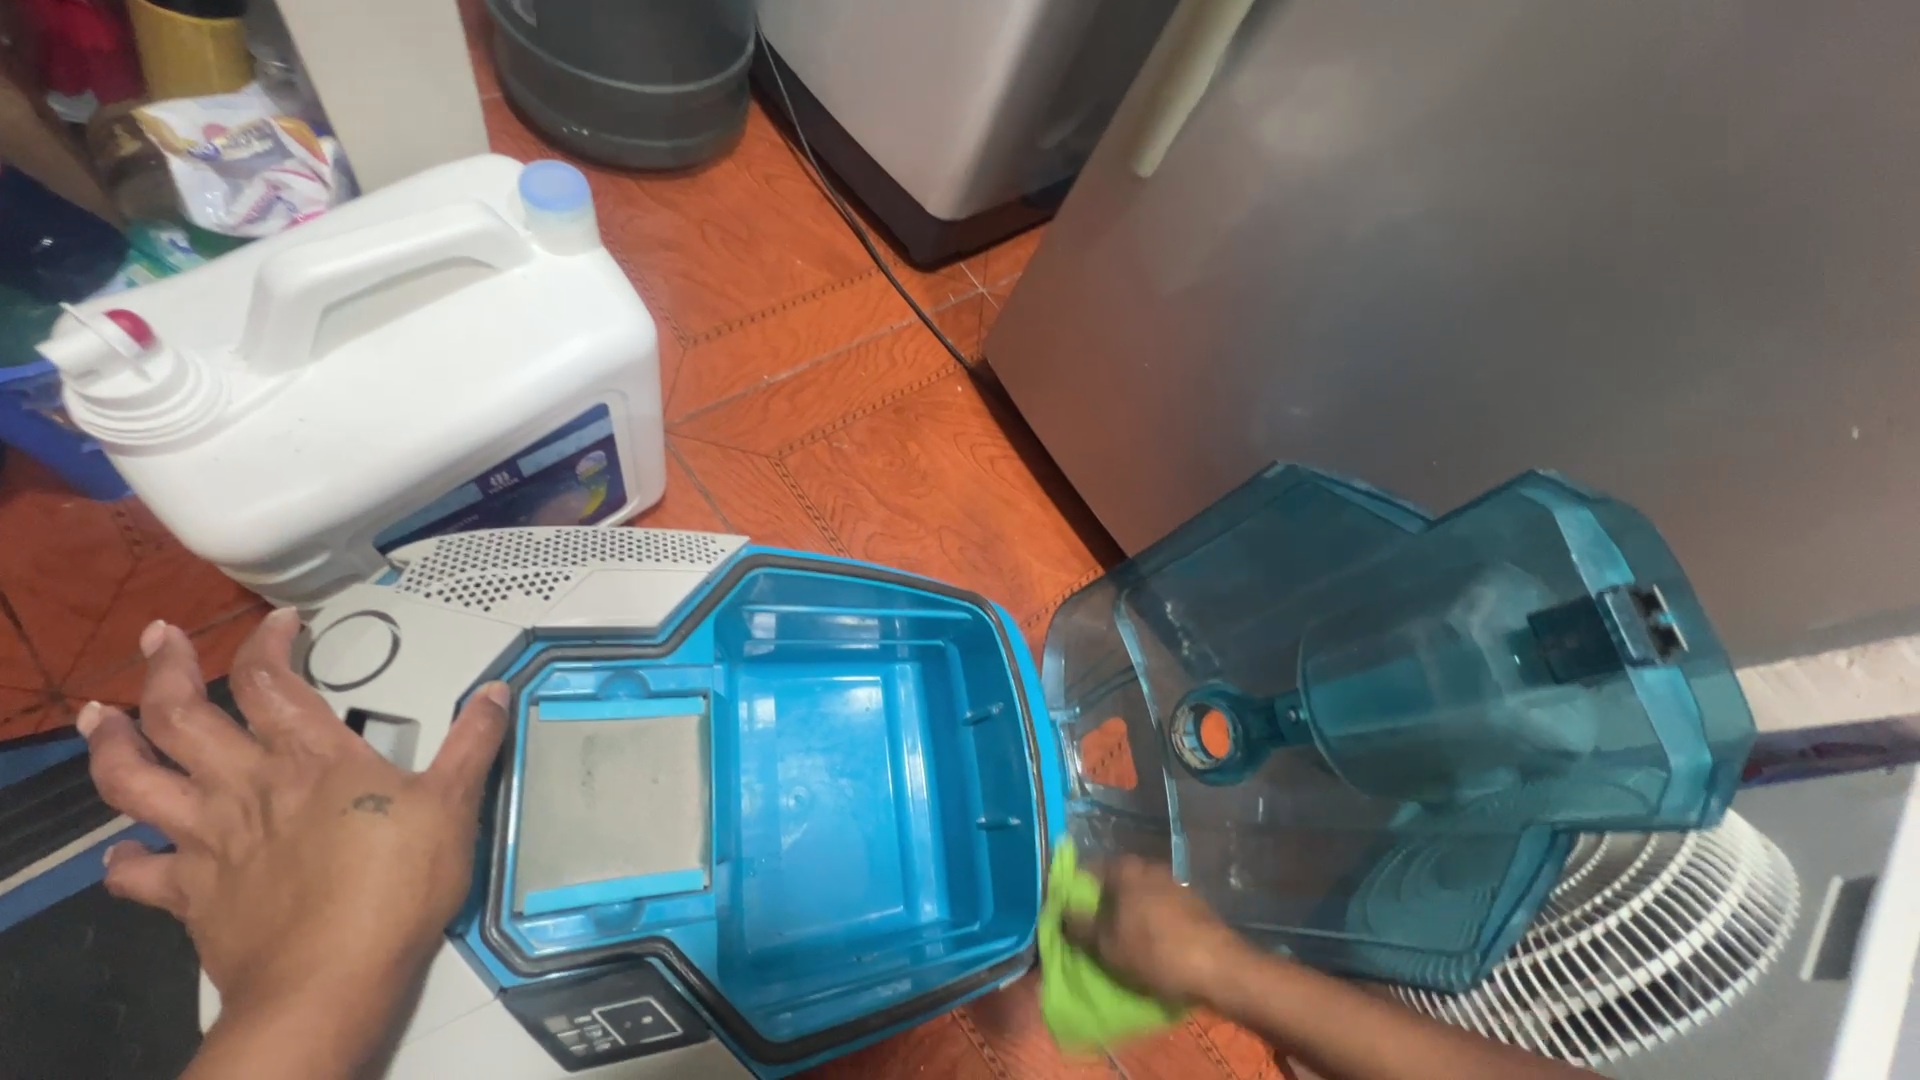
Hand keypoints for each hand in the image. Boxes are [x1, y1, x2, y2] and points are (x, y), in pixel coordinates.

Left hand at [80, 608, 508, 1014]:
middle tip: (160, 637)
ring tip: (99, 715)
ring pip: (135, 781)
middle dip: (165, 670)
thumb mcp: (455, 802)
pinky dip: (125, 858)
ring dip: (112, 743)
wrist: (331, 976)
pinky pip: (140, 871)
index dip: (268, 643)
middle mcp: (248, 787)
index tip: (280, 621)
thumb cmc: (399, 880)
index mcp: (312, 759)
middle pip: (184, 717)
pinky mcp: (190, 894)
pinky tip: (124, 851)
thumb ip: (474, 742)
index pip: (272, 683)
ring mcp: (210, 840)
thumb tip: (497, 690)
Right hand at [1060, 856, 1252, 1005]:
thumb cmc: (1155, 951)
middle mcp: (1147, 865)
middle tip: (1094, 931)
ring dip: (1128, 912)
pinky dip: (1150, 919)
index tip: (1069, 915)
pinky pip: (1159, 906)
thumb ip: (1079, 925)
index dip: (1074, 892)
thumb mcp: (1107, 946)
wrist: (1220, 967)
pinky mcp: (1192, 902)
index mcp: (1124, 868)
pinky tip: (1151, 942)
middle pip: (1114, 881)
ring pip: (1139, 894)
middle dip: (1103, 903)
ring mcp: (1173, 881)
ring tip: (1123, 940)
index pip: (1087, 870)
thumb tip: (1061, 910)